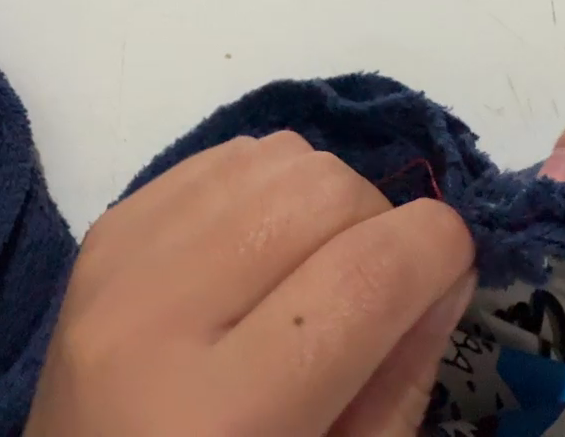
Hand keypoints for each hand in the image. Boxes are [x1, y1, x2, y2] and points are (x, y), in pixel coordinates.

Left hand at [25, 131, 475, 436]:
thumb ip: (402, 375)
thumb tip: (448, 258)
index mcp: (218, 419)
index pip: (361, 281)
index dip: (434, 246)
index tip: (454, 253)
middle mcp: (155, 320)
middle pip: (319, 195)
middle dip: (380, 221)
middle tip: (378, 277)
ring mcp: (121, 260)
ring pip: (277, 156)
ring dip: (326, 195)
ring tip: (317, 257)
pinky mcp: (109, 225)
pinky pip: (228, 155)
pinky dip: (272, 182)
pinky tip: (265, 239)